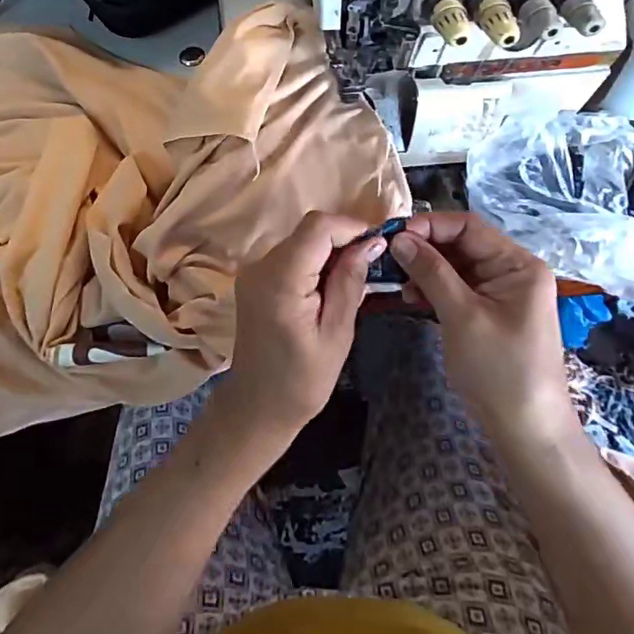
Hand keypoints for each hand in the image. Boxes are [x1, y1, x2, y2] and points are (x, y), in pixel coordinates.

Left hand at [216, 212, 381, 438]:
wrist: (257, 406)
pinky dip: (314, 262)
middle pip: (308, 231)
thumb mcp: (337, 334)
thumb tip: (371, 243)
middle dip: (343, 239)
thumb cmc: (302, 380)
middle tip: (373, 264)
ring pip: (300, 241)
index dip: (351, 227)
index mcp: (280, 279)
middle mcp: (261, 266)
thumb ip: (350, 282)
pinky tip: (331, 287)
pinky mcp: (256, 279)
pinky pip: (290, 256)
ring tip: (356, 278)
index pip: (317, 227)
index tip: (379, 244)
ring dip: (330, 251)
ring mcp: (254, 271)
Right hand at [389, 212, 577, 441]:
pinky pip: (456, 286)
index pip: (467, 227)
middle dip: (423, 248)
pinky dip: (433, 288)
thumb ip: (431, 272)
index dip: (428, 226)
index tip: (392, 236)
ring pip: (454, 265)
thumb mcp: (462, 316)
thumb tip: (399, 237)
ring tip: (400, 284)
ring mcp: (501, 292)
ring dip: (425, 269)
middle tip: (388, 259)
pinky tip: (413, 298)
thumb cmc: (500, 370)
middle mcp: (512, 271)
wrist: (527, 431)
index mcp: (518, 265)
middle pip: (460, 243)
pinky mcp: (488, 312)